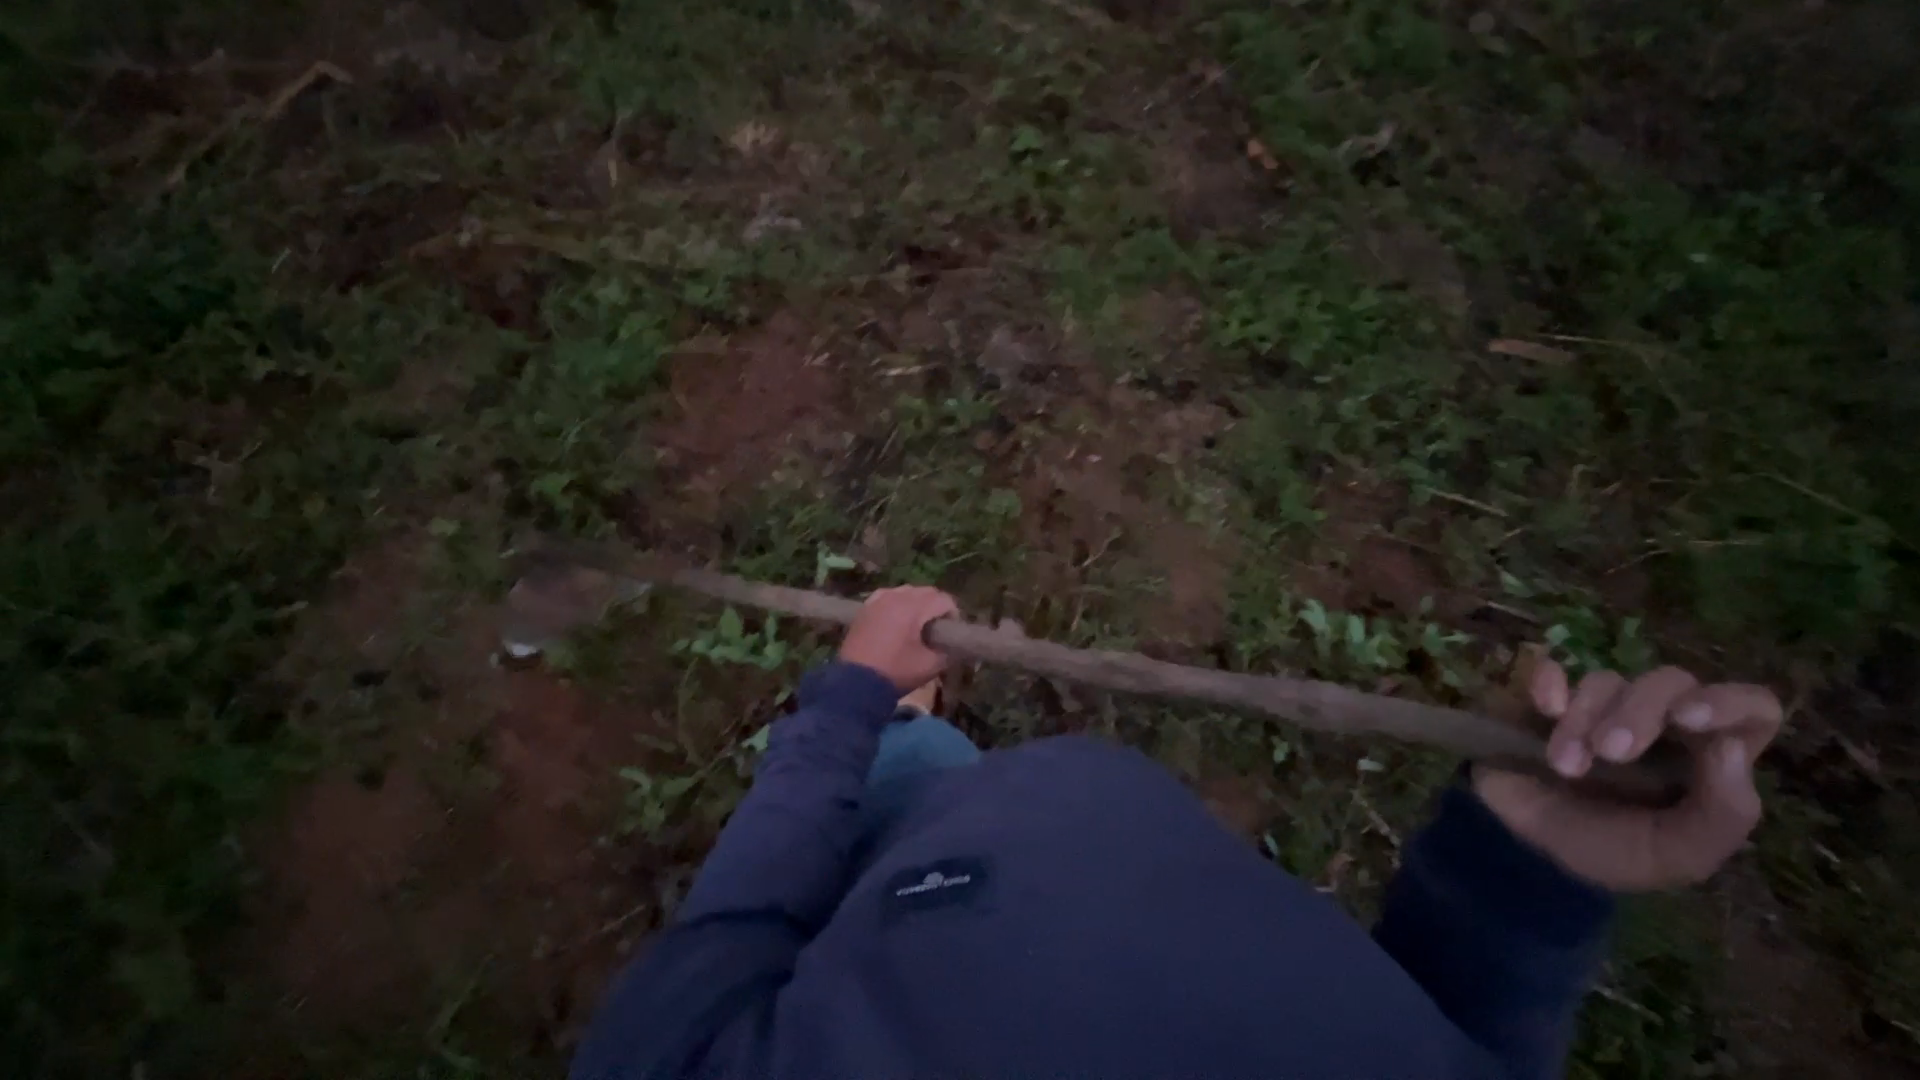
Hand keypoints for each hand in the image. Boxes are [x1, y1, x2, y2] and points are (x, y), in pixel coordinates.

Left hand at [837, 585, 958, 691]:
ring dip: (917, 604)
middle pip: (926, 592)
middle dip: (936, 607)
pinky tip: (897, 620)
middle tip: (937, 629)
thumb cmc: (895, 672)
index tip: (951, 632)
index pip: (943, 600)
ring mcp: (878, 600)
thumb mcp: (930, 666)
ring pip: (906, 592)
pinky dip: (897, 604)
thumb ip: (949, 652)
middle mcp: (896, 597)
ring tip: (917, 625)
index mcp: (913, 608)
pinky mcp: (865, 608)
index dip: (953, 615)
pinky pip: (888, 597)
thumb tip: (956, 645)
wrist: (855, 683)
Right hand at [1473, 656, 1782, 891]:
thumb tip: (1730, 746)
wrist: (1522, 848)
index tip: (1688, 718)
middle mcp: (1660, 722)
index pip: (1750, 707)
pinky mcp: (1548, 701)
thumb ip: (1723, 814)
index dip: (1729, 702)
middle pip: (1668, 683)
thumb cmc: (1610, 852)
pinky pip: (1552, 672)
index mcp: (1707, 756)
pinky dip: (1548, 683)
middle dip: (1637, 713)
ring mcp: (1600, 707)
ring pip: (1607, 681)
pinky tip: (1544, 709)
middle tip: (1610, 752)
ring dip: (1584, 719)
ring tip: (1563, 765)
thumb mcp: (1677, 855)